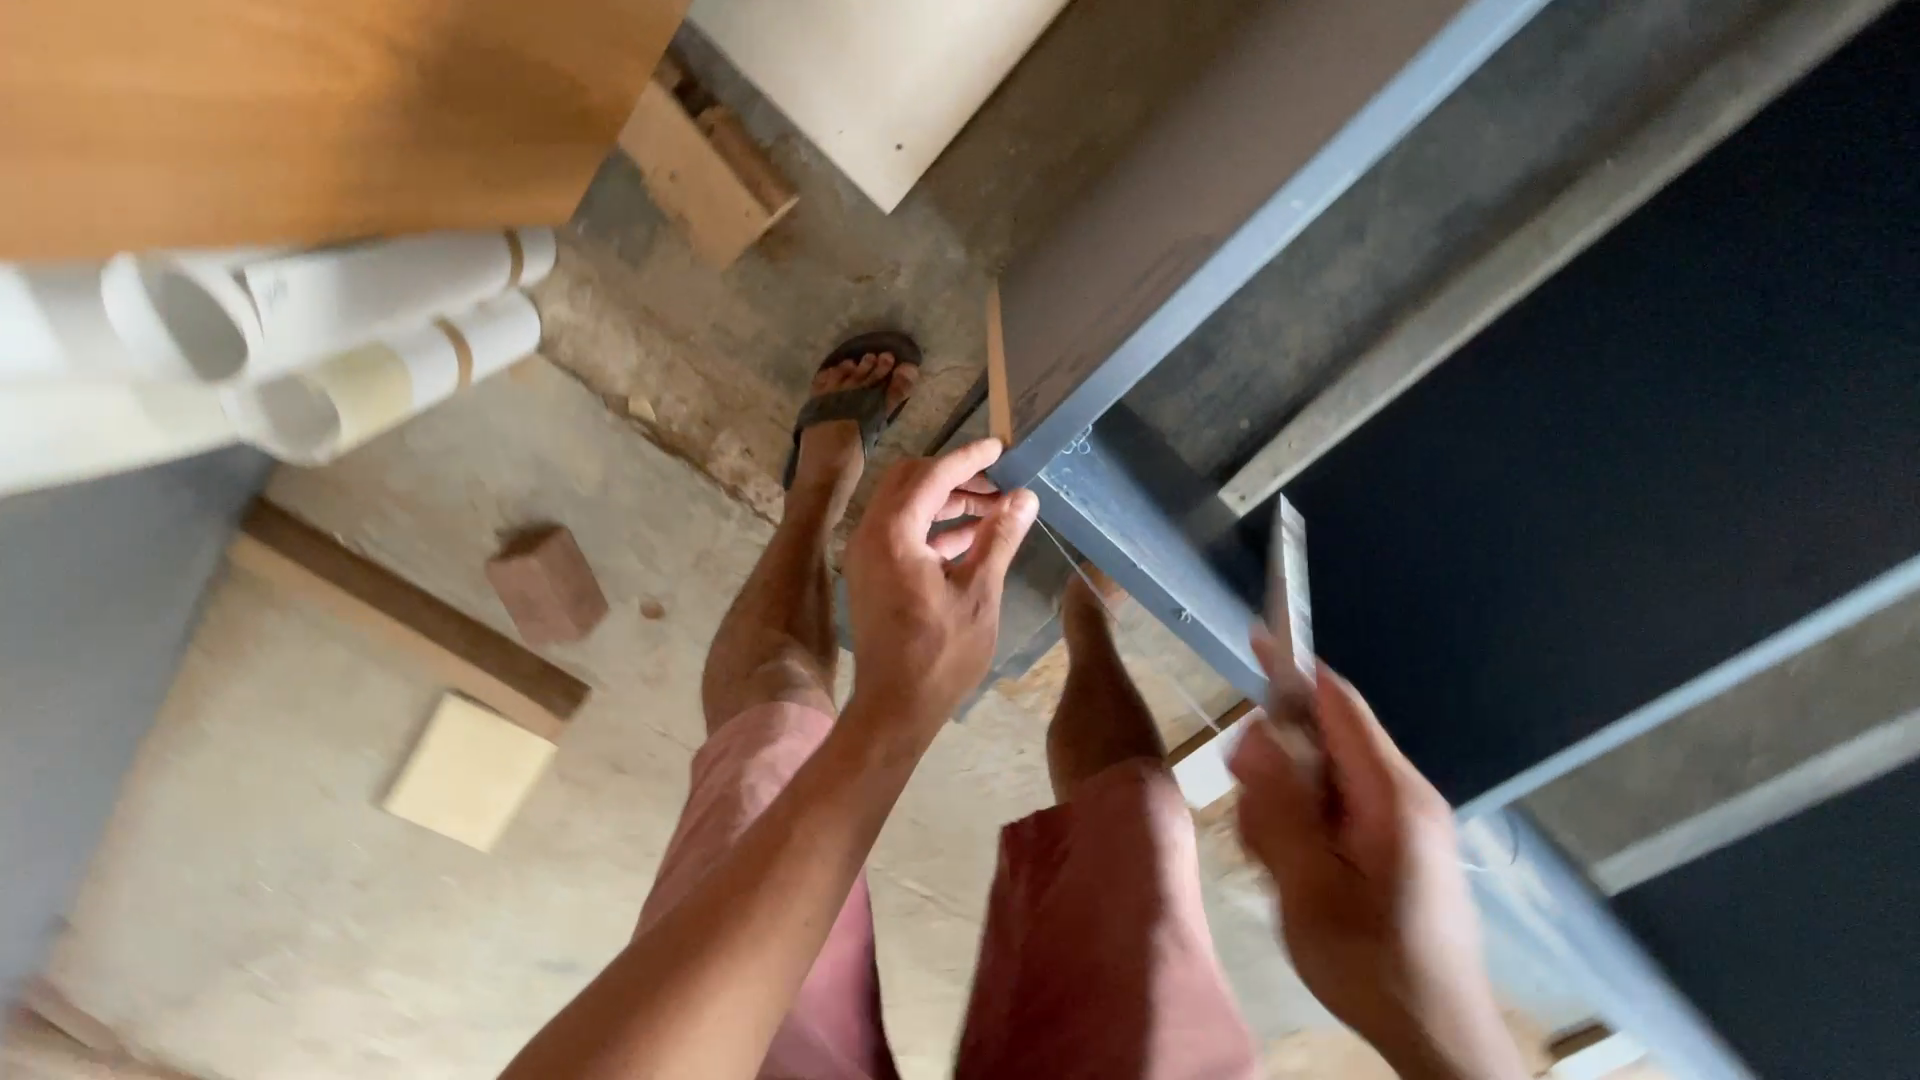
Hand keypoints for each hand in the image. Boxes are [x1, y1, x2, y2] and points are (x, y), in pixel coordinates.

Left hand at [843, 439, 1038, 740]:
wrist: (894, 707)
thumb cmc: (940, 655)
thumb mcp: (979, 593)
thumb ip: (999, 538)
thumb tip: (1024, 498)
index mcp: (893, 534)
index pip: (932, 475)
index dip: (969, 458)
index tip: (1000, 447)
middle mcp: (869, 535)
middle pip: (910, 481)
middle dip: (955, 476)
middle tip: (997, 484)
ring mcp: (865, 555)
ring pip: (904, 505)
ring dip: (945, 501)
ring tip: (993, 512)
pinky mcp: (869, 574)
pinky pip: (899, 532)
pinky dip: (932, 527)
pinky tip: (970, 540)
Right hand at [1230, 636, 1527, 1079]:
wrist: (1437, 1037)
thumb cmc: (1371, 963)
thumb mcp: (1307, 885)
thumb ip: (1280, 805)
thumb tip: (1255, 733)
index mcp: (1389, 795)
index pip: (1337, 704)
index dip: (1294, 668)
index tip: (1255, 639)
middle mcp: (1400, 794)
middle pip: (1321, 740)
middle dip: (1275, 762)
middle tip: (1252, 812)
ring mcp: (1400, 820)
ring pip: (1321, 776)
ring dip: (1283, 803)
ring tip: (1276, 861)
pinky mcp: (1393, 843)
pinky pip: (1335, 807)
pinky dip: (1301, 824)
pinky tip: (1293, 871)